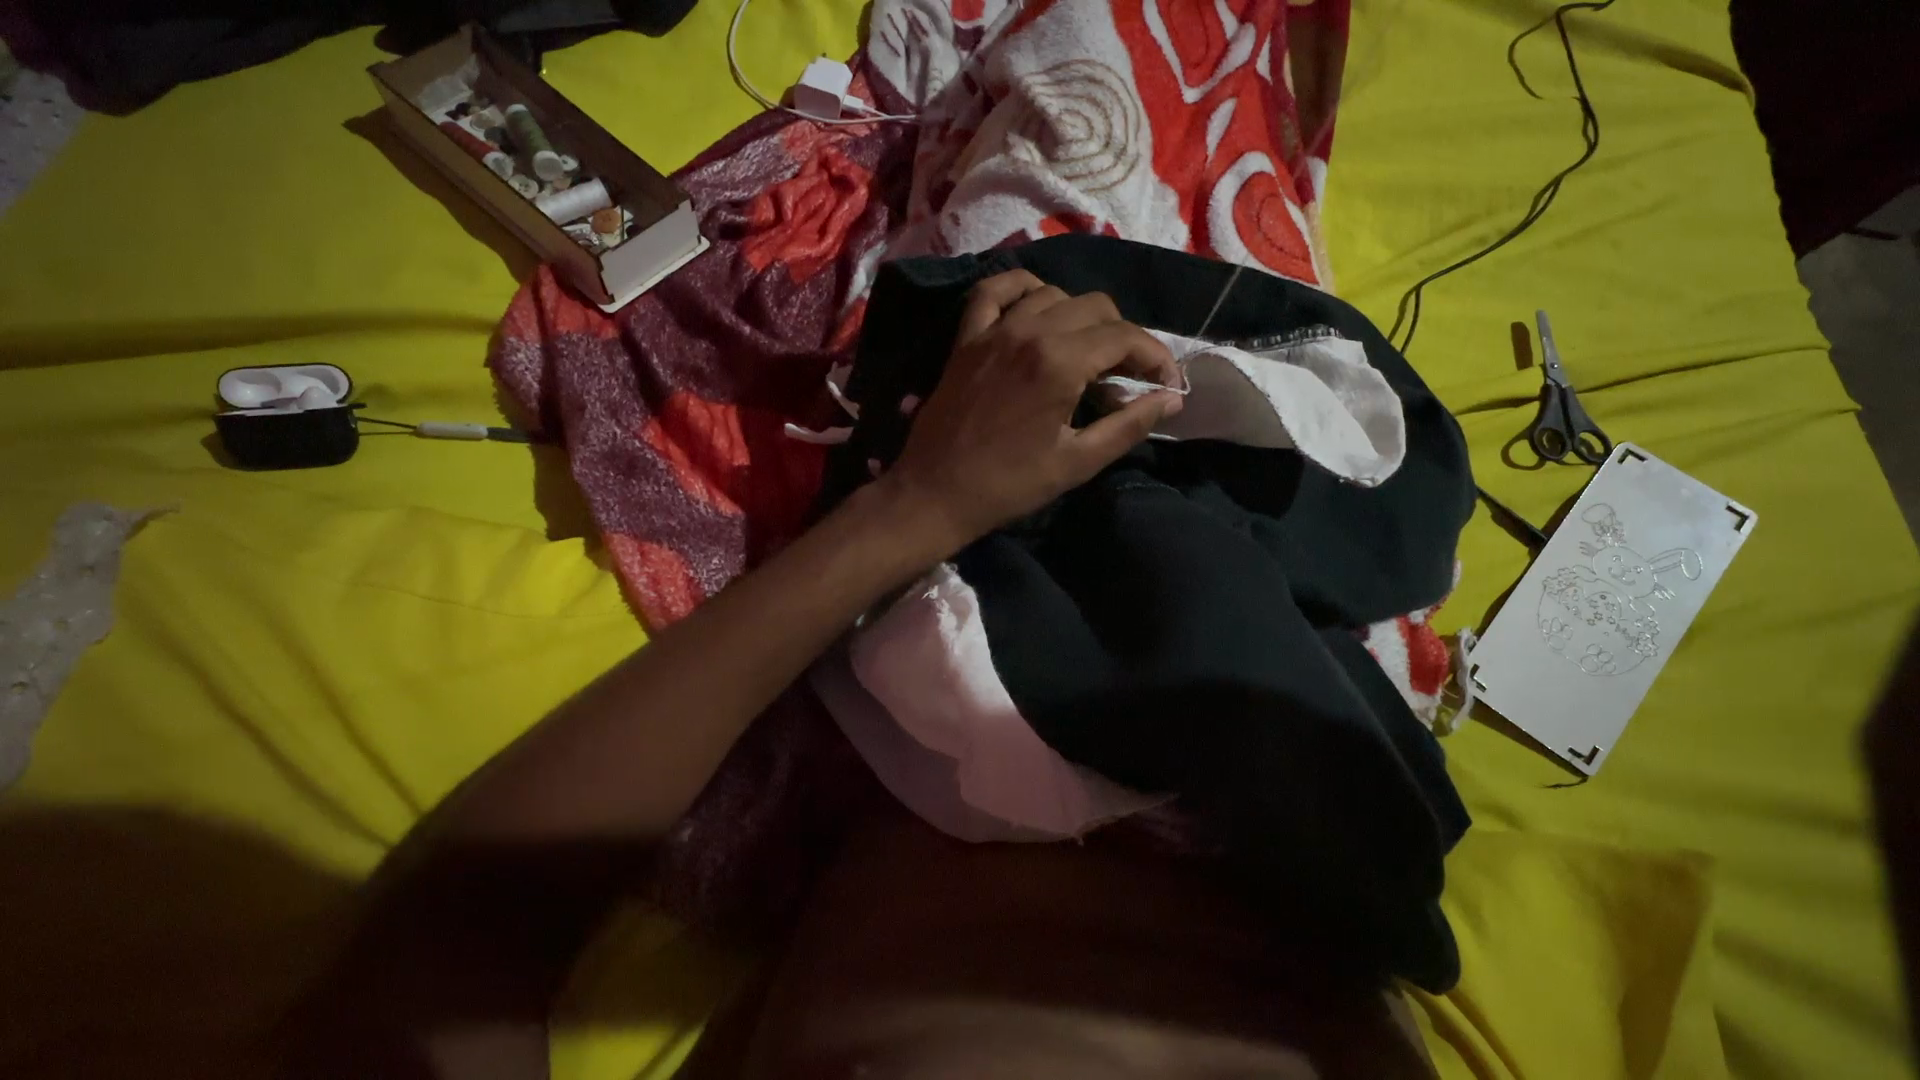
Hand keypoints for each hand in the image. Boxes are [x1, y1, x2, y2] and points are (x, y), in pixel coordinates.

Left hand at [877, 269, 1183, 555]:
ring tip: (1087, 352)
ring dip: (1080, 315)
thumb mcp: (1078, 462)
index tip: (1167, 383)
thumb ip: (1129, 425)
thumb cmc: (1010, 484)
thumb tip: (1171, 398)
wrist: (936, 493)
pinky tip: (1036, 306)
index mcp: (1059, 362)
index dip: (1156, 357)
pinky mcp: (967, 337)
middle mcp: (1029, 331)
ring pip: (1053, 293)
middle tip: (1128, 375)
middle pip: (1095, 307)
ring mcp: (993, 330)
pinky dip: (1021, 288)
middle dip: (1123, 337)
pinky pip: (995, 290)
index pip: (1125, 337)